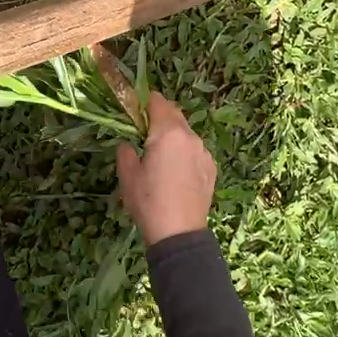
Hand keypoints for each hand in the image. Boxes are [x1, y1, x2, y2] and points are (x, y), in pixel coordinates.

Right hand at [116, 94, 216, 245]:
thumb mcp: (127, 175)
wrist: (179, 235)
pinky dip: (185, 153)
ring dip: (173, 136)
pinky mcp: (212, 168)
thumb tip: (129, 143)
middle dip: (159, 118)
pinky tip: (176, 172)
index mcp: (167, 132)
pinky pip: (195, 150)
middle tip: (144, 134)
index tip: (134, 112)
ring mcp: (204, 152)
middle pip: (174, 114)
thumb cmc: (149, 202)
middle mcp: (189, 136)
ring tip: (161, 157)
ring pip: (186, 133)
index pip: (157, 101)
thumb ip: (125, 150)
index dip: (144, 102)